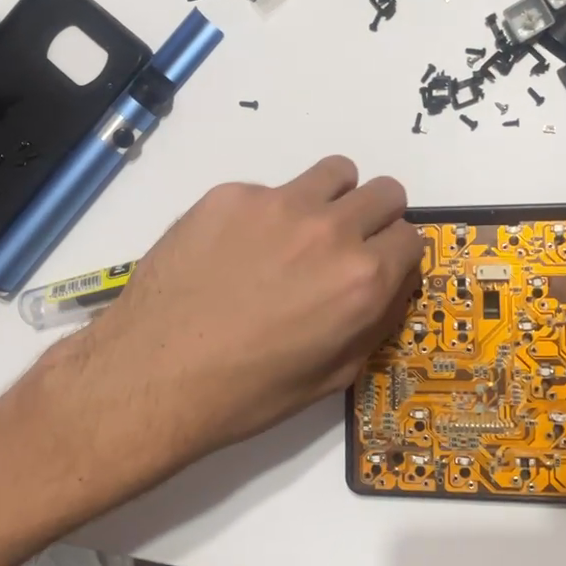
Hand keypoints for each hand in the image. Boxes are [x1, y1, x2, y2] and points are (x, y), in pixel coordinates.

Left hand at [62, 156, 421, 464]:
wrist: (153, 374)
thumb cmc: (247, 392)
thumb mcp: (333, 376)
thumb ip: (374, 322)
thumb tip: (391, 285)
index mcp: (363, 280)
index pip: (412, 239)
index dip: (397, 258)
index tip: (378, 270)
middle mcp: (329, 231)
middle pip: (385, 192)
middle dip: (375, 219)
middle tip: (342, 250)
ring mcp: (277, 204)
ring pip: (336, 172)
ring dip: (331, 199)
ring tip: (297, 235)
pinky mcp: (230, 194)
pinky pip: (270, 190)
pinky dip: (266, 214)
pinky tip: (233, 252)